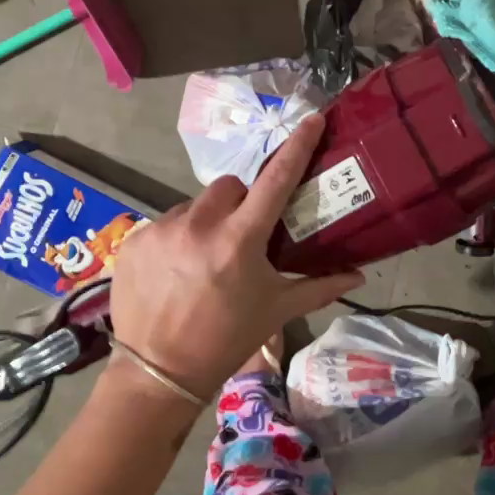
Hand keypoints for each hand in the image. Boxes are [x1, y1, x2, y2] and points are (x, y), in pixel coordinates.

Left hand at [107, 116, 363, 400]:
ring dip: (207, 221)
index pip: (276, 179)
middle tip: (243, 235)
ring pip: (196, 204)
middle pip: (231, 187)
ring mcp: (162, 230)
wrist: (156, 376)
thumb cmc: (225, 341)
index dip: (297, 146)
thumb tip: (359, 274)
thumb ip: (319, 286)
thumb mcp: (275, 311)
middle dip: (242, 203)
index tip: (312, 118)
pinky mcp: (135, 239)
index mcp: (240, 240)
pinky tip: (176, 270)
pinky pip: (166, 223)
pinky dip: (177, 238)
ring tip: (204, 259)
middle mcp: (200, 225)